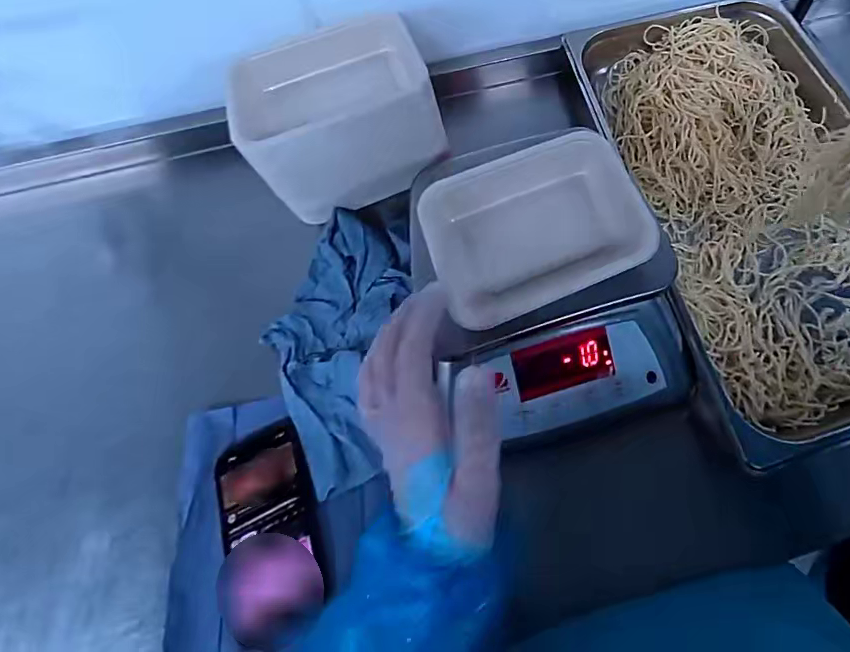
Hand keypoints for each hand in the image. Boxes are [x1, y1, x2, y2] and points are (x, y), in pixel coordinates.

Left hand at [358, 285, 501, 553]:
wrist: (433, 557)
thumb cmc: (463, 514)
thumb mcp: (481, 473)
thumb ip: (477, 423)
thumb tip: (473, 369)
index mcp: (413, 422)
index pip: (409, 357)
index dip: (423, 320)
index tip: (444, 293)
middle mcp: (390, 420)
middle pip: (385, 357)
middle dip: (404, 318)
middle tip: (433, 292)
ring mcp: (382, 430)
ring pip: (372, 369)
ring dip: (389, 334)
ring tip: (414, 311)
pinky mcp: (384, 440)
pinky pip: (369, 388)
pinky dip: (378, 359)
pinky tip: (391, 354)